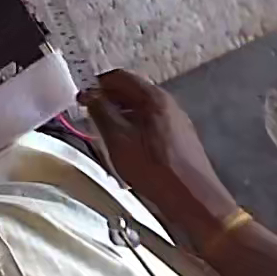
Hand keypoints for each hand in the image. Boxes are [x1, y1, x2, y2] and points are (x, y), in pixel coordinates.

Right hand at [80, 70, 240, 236]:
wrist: (192, 199)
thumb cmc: (155, 169)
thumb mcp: (117, 139)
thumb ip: (100, 112)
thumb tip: (90, 96)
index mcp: (153, 97)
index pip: (119, 76)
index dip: (97, 84)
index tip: (84, 98)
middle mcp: (168, 103)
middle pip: (131, 91)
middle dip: (108, 100)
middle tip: (91, 115)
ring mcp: (176, 120)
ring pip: (141, 108)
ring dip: (120, 116)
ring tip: (105, 134)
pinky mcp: (179, 137)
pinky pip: (151, 123)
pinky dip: (134, 128)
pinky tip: (127, 147)